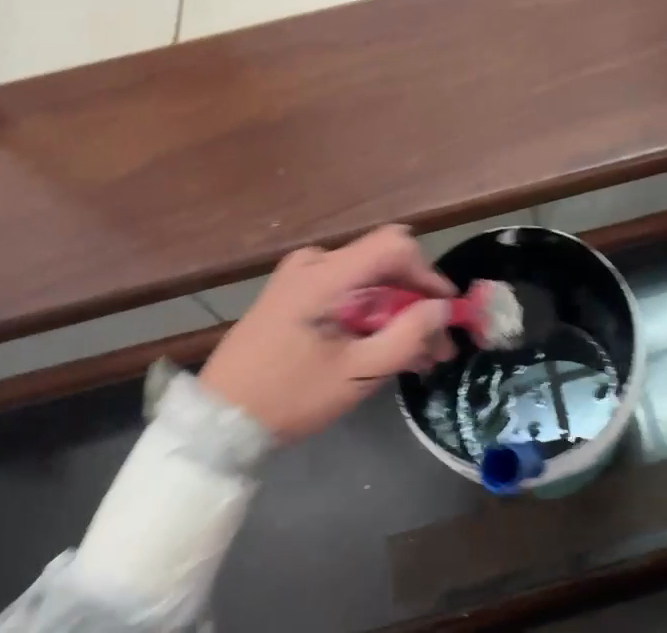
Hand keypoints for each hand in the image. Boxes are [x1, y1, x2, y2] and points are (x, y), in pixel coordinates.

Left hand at [198, 225, 458, 441]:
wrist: (219, 420)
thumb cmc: (289, 396)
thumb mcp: (357, 375)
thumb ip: (406, 337)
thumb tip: (441, 309)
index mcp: (324, 275)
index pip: (394, 247)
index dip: (428, 274)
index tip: (447, 312)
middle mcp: (312, 264)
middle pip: (382, 263)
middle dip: (417, 302)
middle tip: (439, 345)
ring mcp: (299, 277)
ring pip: (367, 280)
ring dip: (396, 312)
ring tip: (418, 355)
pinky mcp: (293, 295)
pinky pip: (346, 291)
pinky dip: (371, 315)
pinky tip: (385, 348)